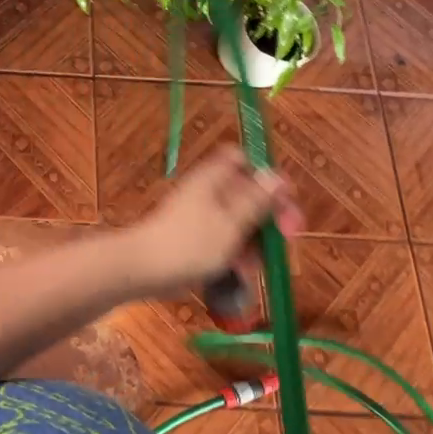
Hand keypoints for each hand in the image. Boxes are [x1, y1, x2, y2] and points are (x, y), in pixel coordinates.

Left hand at [125, 145, 302, 294]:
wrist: (145, 269)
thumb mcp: (231, 223)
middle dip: (269, 216)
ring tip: (255, 264)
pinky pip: (226, 240)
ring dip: (255, 242)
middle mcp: (208, 192)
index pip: (243, 160)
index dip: (267, 176)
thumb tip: (276, 174)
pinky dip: (237, 254)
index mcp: (214, 179)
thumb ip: (256, 200)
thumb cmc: (190, 244)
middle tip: (287, 237)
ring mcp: (202, 216)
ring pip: (240, 222)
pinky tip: (241, 273)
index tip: (285, 199)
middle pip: (248, 194)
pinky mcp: (197, 239)